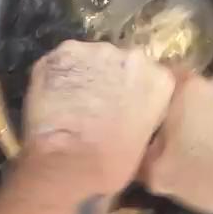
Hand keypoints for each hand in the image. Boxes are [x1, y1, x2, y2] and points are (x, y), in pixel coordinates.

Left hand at [22, 40, 175, 189]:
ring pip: (89, 59)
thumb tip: (130, 109)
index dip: (132, 90)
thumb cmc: (112, 163)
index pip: (149, 76)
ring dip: (84, 76)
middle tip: (95, 104)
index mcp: (159, 79)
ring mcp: (95, 50)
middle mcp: (132, 56)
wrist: (69, 162)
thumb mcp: (144, 139)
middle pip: (120, 61)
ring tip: (71, 104)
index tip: (122, 105)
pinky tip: (53, 99)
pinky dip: (57, 77)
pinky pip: (61, 63)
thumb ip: (142, 111)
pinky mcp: (62, 52)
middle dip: (109, 78)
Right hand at [141, 70, 212, 213]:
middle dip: (180, 112)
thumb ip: (140, 159)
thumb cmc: (210, 176)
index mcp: (188, 88)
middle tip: (172, 139)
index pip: (158, 78)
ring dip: (207, 121)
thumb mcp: (161, 176)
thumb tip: (132, 151)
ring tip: (203, 149)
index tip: (145, 116)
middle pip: (188, 92)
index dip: (149, 96)